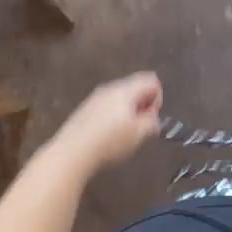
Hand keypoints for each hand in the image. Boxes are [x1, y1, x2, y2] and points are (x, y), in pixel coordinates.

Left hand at [48, 72, 162, 174]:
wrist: (72, 151)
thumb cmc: (110, 141)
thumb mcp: (139, 135)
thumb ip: (152, 122)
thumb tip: (152, 118)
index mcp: (126, 90)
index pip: (151, 80)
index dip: (158, 98)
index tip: (152, 118)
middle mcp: (110, 88)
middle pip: (135, 88)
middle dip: (143, 106)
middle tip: (141, 129)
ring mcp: (95, 98)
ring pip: (120, 99)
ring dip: (128, 113)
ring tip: (125, 135)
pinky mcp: (84, 110)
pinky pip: (106, 107)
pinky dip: (113, 118)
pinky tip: (109, 137)